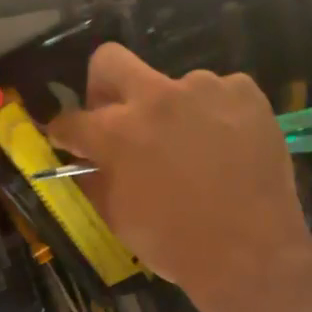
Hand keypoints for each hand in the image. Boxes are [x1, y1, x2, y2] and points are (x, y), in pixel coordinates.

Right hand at [48, 44, 311, 311]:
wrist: (247, 250)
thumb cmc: (173, 243)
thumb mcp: (117, 217)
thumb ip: (94, 180)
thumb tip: (85, 162)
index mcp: (117, 133)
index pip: (71, 120)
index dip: (63, 133)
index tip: (67, 142)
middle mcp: (157, 97)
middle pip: (110, 62)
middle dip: (101, 89)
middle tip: (114, 120)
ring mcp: (205, 88)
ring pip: (170, 85)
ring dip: (167, 112)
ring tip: (185, 151)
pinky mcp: (244, 93)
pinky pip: (215, 94)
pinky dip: (209, 116)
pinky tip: (219, 148)